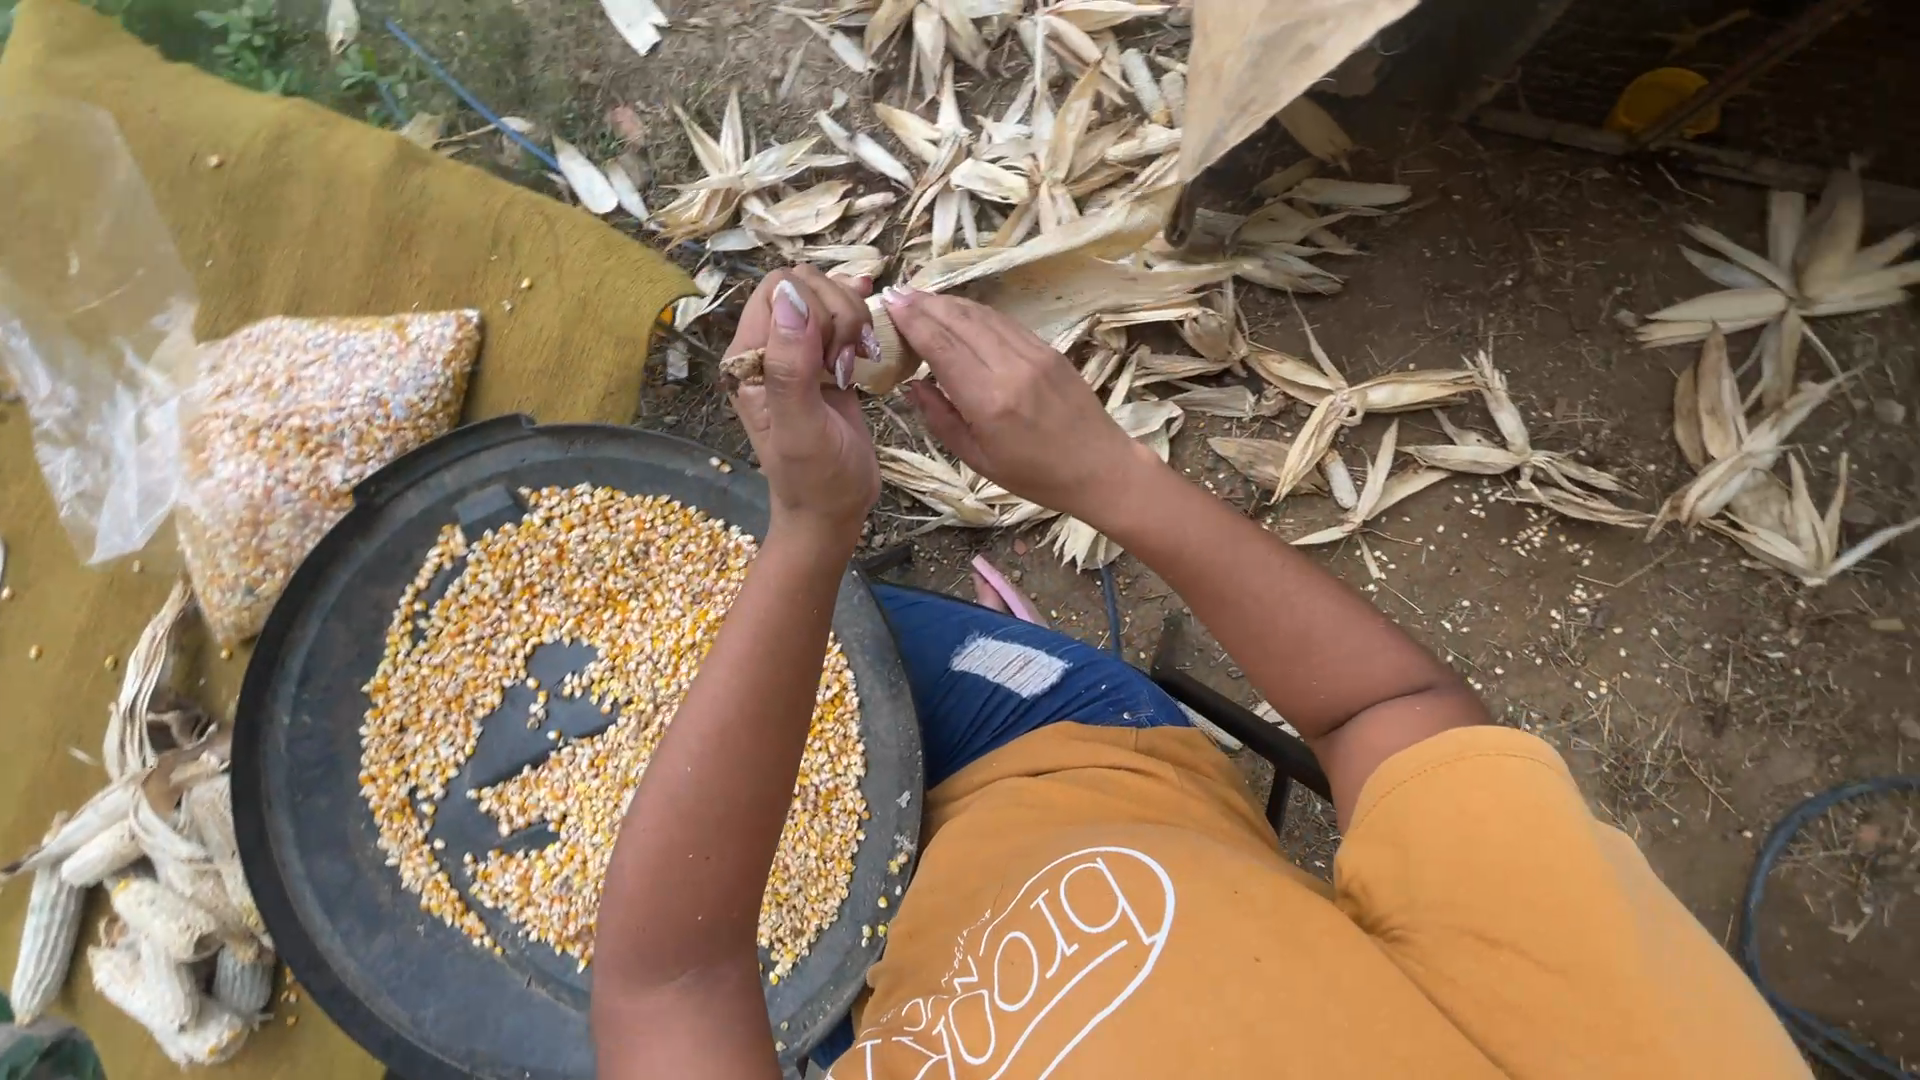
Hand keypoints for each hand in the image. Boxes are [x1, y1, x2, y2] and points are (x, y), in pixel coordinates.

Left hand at [726, 268, 878, 546]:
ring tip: (856, 362)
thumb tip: (792, 297)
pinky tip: (870, 330)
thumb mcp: (802, 428)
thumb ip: (790, 366)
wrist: (832, 511)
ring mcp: (797, 354)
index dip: (815, 309)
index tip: (834, 359)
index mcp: (747, 359)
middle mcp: (768, 349)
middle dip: (838, 312)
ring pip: (826, 296)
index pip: (778, 289)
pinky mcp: (825, 362)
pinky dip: (859, 318)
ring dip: (852, 319)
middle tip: (846, 363)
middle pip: (805, 286)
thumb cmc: (816, 479)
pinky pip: (840, 317)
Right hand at [881, 288, 1160, 523]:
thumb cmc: (1034, 475)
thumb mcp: (977, 459)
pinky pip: (1004, 322)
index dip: (912, 321)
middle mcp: (1010, 368)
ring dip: (948, 302)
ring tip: (921, 297)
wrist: (1098, 467)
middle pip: (958, 322)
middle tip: (896, 294)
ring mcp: (1033, 354)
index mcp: (988, 401)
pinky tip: (959, 311)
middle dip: (924, 304)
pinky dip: (976, 312)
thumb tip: (913, 385)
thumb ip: (941, 419)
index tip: (889, 304)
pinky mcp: (1048, 349)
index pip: (941, 347)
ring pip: (981, 315)